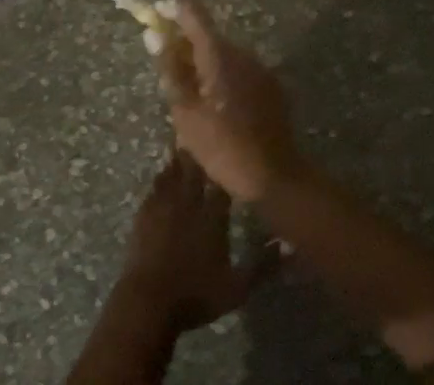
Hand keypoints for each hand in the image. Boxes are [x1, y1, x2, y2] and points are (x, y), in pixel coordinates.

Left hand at [122, 150, 276, 331]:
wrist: (147, 302)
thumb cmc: (195, 295)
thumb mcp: (237, 288)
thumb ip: (263, 265)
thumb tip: (289, 245)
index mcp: (212, 217)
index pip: (222, 183)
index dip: (228, 167)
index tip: (234, 150)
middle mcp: (188, 204)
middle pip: (195, 169)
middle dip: (200, 152)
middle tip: (205, 131)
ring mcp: (163, 207)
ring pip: (173, 173)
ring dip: (179, 159)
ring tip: (184, 142)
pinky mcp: (143, 215)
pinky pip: (155, 187)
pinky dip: (161, 178)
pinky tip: (163, 175)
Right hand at [156, 0, 302, 201]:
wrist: (274, 176)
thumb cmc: (222, 146)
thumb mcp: (186, 112)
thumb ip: (170, 70)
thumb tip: (154, 35)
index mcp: (220, 55)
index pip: (194, 13)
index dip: (173, 9)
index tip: (156, 16)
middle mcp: (243, 53)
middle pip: (209, 35)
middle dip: (185, 44)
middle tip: (166, 68)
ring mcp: (260, 69)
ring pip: (224, 55)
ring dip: (204, 63)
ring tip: (187, 93)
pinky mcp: (270, 86)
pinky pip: (240, 71)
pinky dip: (222, 77)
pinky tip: (214, 105)